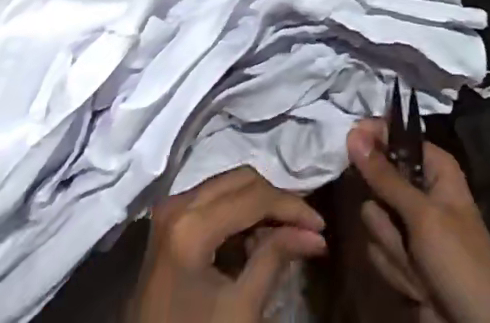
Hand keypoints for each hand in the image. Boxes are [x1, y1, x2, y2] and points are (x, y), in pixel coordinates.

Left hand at [127, 166, 327, 322]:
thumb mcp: (241, 308)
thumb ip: (276, 259)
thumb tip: (315, 235)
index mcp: (191, 226)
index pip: (255, 197)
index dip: (293, 207)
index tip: (321, 227)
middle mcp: (177, 205)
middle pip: (242, 180)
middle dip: (277, 202)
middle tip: (303, 229)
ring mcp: (169, 210)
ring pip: (229, 185)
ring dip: (259, 205)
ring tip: (282, 237)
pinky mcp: (168, 221)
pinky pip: (212, 198)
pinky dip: (238, 212)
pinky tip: (254, 241)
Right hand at [347, 120, 489, 322]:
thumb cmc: (458, 261)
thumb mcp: (422, 216)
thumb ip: (385, 176)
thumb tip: (355, 133)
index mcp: (437, 169)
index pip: (398, 138)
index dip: (374, 136)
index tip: (350, 139)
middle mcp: (422, 192)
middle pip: (378, 181)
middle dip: (385, 213)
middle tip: (406, 231)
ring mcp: (410, 227)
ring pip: (374, 219)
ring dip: (392, 246)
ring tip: (418, 266)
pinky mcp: (402, 257)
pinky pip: (378, 250)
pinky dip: (394, 268)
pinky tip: (418, 284)